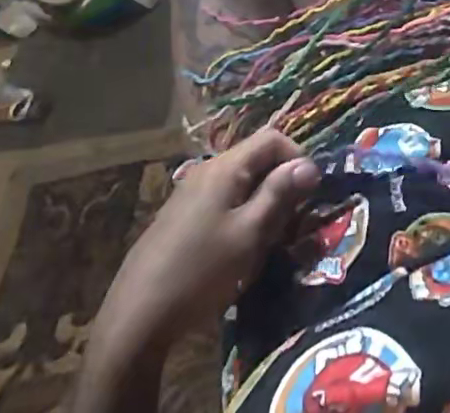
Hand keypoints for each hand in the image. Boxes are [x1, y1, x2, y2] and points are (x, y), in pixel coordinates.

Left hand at [94, 130, 321, 348]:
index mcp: (226, 167)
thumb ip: (279, 194)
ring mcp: (193, 191)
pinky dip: (242, 212)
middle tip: (291, 221)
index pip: (272, 137)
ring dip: (263, 201)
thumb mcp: (250, 234)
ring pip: (242, 180)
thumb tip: (310, 164)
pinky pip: (224, 198)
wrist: (139, 312)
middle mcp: (208, 169)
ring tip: (268, 238)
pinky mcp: (184, 214)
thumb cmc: (202, 270)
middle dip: (281, 182)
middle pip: (256, 157)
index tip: (308, 194)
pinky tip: (240, 248)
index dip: (297, 157)